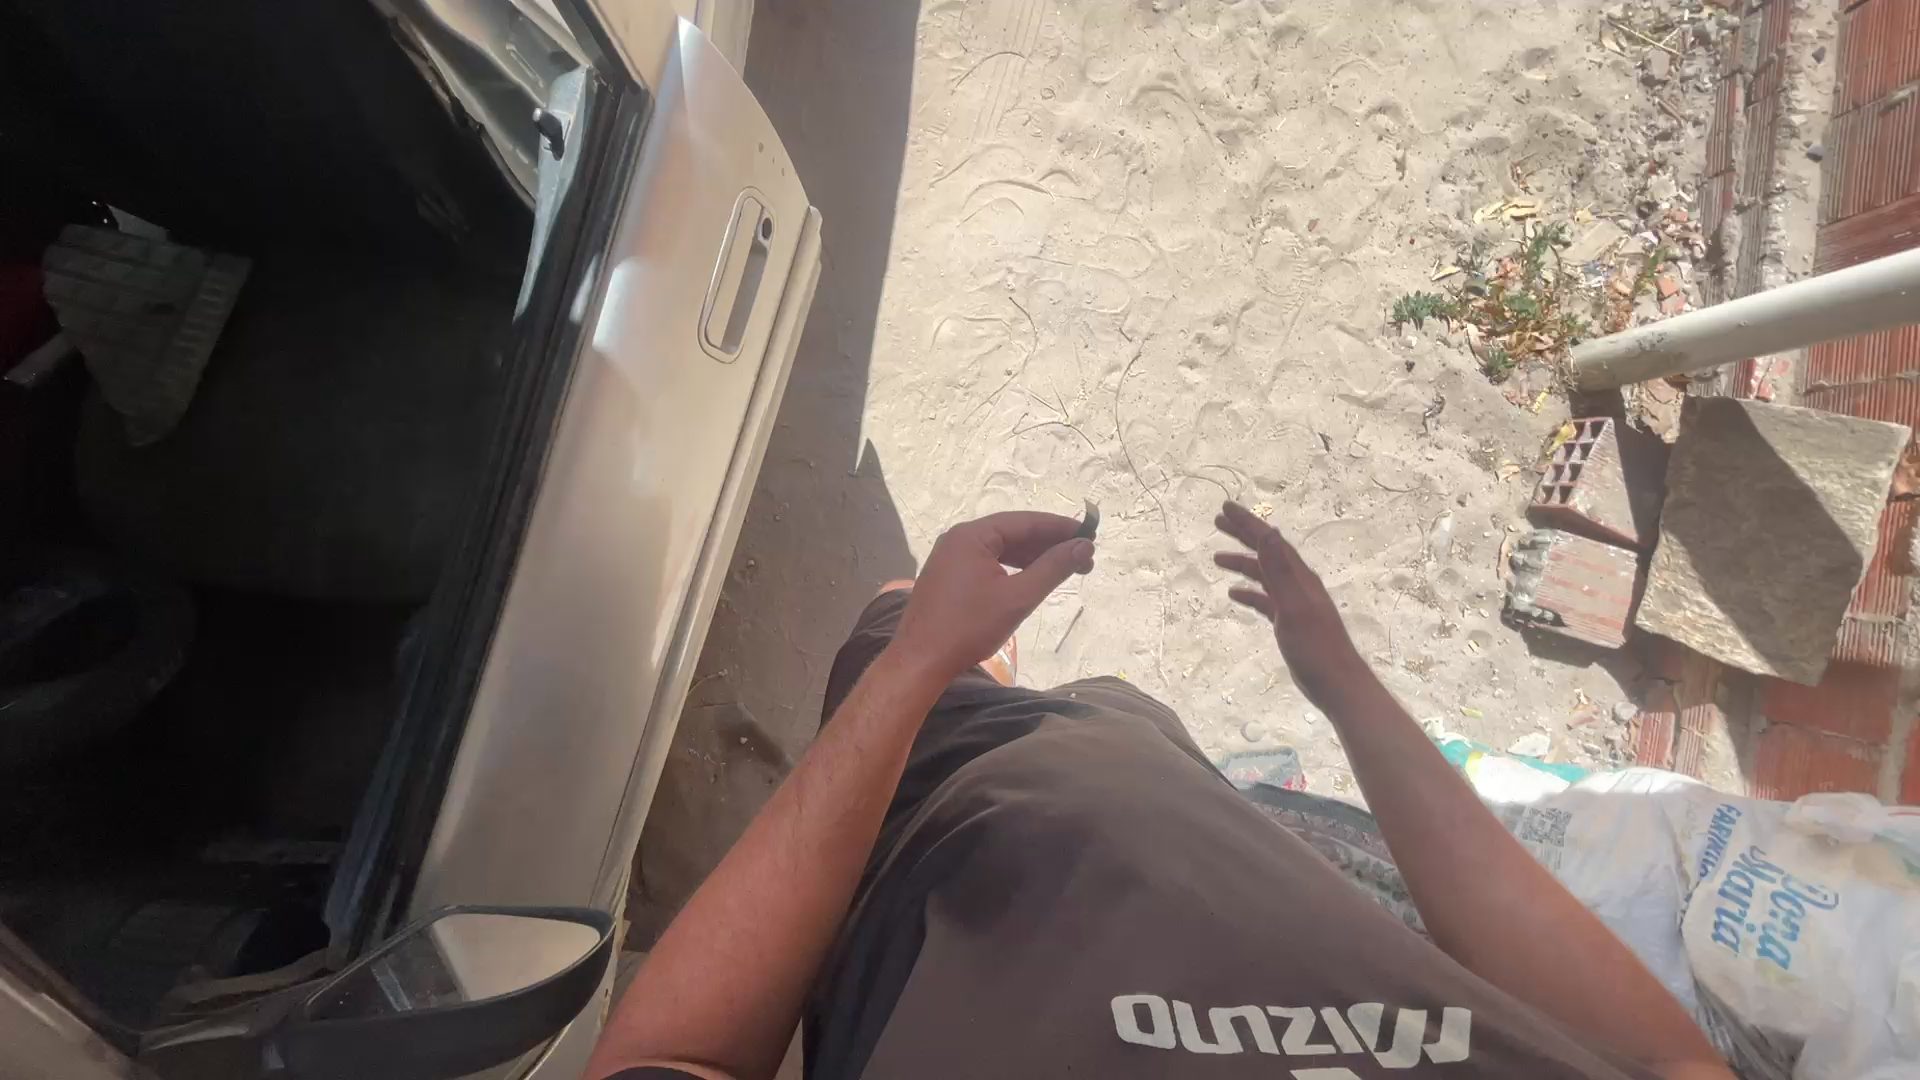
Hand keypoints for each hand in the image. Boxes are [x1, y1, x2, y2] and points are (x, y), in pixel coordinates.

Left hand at [890, 511, 1094, 683]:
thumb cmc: (969, 628)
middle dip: (1048, 544)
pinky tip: (1031, 579)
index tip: (1089, 533)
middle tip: (1083, 557)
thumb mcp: (1018, 597)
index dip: (1058, 527)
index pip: (1023, 521)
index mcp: (971, 536)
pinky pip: (986, 564)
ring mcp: (949, 558)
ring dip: (1032, 558)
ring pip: (1000, 550)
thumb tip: (1084, 546)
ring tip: (1064, 569)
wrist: (920, 661)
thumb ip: (1053, 568)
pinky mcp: (948, 578)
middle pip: (1011, 534)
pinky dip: (1012, 569)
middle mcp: (957, 539)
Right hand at [1213, 501, 1371, 709]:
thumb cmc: (1315, 648)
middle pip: (1268, 552)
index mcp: (1299, 577)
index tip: (1225, 508)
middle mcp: (1298, 584)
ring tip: (1217, 559)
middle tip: (1218, 523)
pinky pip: (1265, 599)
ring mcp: (1294, 603)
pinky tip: (1233, 595)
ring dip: (1243, 563)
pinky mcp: (1289, 621)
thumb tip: (1270, 532)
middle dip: (1243, 535)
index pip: (1270, 542)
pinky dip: (1249, 592)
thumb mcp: (1294, 607)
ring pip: (1264, 574)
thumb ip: (1280, 570)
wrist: (1337, 684)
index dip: (1248, 523)